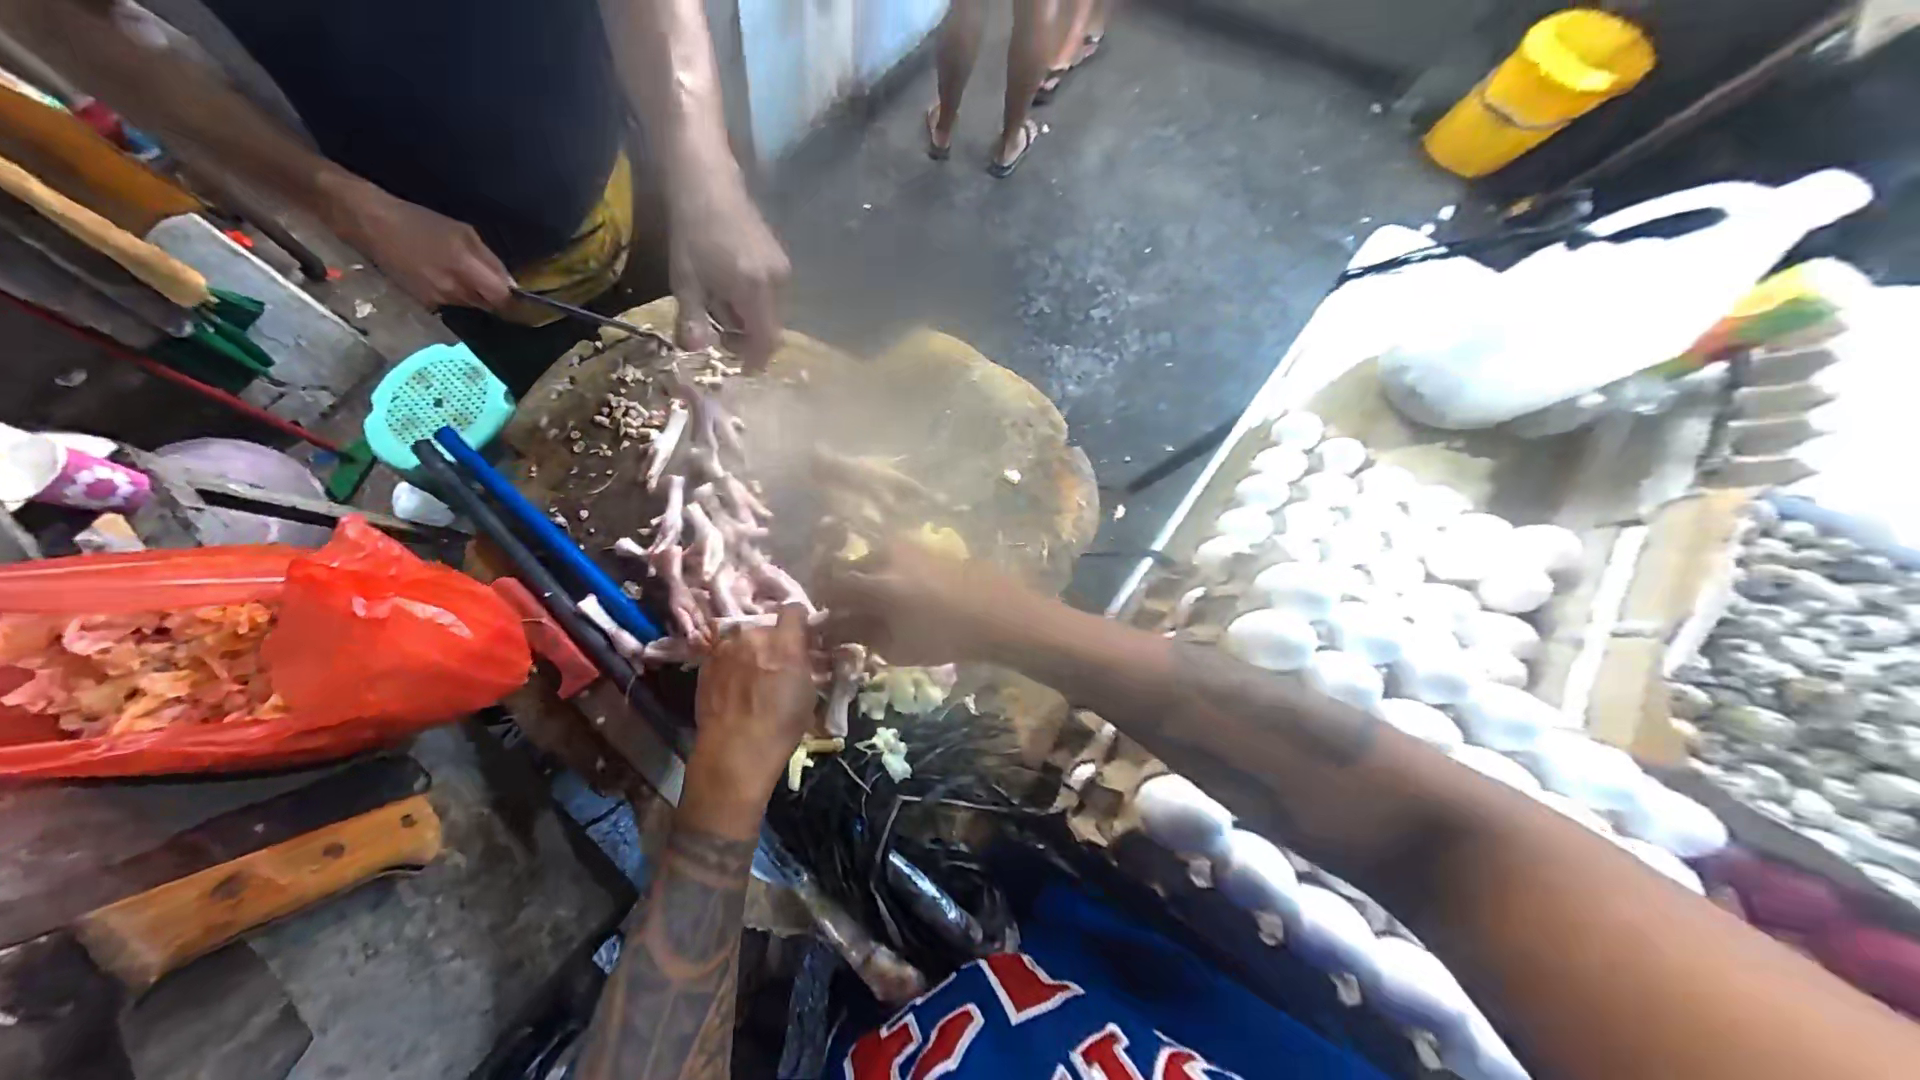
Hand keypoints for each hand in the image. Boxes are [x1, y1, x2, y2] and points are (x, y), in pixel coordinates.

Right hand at [320, 176, 513, 310]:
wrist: (368, 222)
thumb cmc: (420, 222)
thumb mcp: (464, 233)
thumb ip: (491, 262)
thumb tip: (513, 285)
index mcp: (465, 269)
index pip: (502, 299)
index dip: (516, 303)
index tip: (523, 300)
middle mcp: (453, 289)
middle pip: (489, 306)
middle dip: (496, 299)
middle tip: (495, 286)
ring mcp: (437, 298)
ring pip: (471, 306)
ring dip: (476, 296)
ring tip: (464, 276)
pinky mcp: (423, 302)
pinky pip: (452, 304)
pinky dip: (456, 296)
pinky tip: (445, 279)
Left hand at [666, 171, 788, 371]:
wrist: (707, 180)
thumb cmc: (692, 230)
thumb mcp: (685, 279)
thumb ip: (692, 319)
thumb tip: (697, 351)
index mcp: (754, 291)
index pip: (767, 341)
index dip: (756, 359)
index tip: (741, 368)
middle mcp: (777, 284)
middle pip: (770, 328)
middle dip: (747, 338)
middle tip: (717, 330)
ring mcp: (782, 270)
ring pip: (770, 312)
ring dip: (748, 319)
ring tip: (718, 301)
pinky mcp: (780, 260)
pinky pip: (770, 295)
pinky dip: (752, 302)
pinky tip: (729, 285)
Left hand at [687, 603, 816, 817]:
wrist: (735, 749)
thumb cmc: (781, 725)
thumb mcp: (808, 692)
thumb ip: (803, 663)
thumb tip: (801, 654)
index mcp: (784, 641)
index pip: (794, 610)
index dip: (799, 621)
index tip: (801, 636)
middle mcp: (753, 636)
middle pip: (766, 626)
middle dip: (773, 639)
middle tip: (776, 662)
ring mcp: (726, 648)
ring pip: (742, 639)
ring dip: (750, 649)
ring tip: (751, 674)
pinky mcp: (706, 663)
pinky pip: (723, 652)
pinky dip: (730, 661)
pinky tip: (733, 684)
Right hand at [820, 538, 1035, 665]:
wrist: (998, 613)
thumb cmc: (944, 637)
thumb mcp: (894, 647)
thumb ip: (857, 634)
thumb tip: (832, 629)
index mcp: (872, 581)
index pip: (828, 587)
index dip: (822, 607)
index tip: (825, 625)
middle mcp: (883, 554)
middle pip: (846, 569)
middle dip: (840, 592)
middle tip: (849, 618)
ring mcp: (905, 546)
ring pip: (868, 561)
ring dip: (863, 581)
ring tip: (877, 609)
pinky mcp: (923, 546)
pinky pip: (890, 558)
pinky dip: (884, 574)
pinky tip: (900, 596)